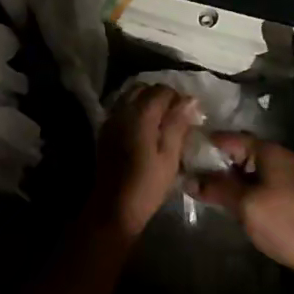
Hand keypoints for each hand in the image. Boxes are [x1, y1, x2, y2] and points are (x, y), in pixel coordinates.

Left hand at [86, 85, 197, 239]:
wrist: (114, 205)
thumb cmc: (148, 183)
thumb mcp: (170, 155)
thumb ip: (177, 124)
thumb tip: (189, 100)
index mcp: (140, 115)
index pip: (161, 91)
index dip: (177, 98)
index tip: (189, 114)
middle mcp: (122, 110)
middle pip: (142, 89)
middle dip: (160, 96)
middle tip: (175, 116)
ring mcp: (110, 120)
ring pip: (129, 97)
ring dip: (146, 102)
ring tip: (161, 122)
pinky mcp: (104, 130)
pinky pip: (121, 108)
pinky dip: (134, 110)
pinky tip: (145, 129)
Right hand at [189, 133, 293, 278]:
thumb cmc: (283, 223)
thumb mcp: (244, 203)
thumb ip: (215, 187)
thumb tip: (186, 178)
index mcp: (268, 152)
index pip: (228, 138)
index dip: (202, 143)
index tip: (177, 151)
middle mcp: (274, 158)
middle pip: (234, 152)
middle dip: (208, 160)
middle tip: (179, 169)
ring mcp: (278, 177)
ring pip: (240, 169)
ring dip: (218, 176)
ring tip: (190, 182)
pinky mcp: (278, 195)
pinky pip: (248, 183)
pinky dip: (231, 187)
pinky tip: (213, 197)